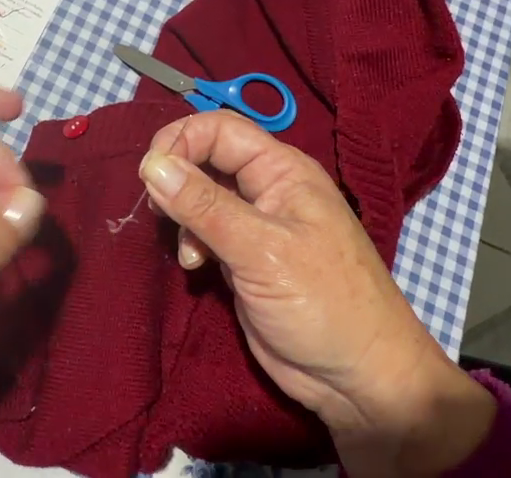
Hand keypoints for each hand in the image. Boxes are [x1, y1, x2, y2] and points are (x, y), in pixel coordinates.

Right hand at [139, 112, 494, 476]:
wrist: (360, 382)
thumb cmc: (323, 303)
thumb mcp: (261, 250)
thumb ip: (204, 206)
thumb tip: (152, 165)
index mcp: (282, 170)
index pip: (221, 129)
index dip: (182, 139)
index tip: (150, 171)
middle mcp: (268, 189)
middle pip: (208, 158)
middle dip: (178, 177)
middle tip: (157, 208)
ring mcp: (257, 225)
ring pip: (202, 196)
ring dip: (183, 216)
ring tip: (187, 249)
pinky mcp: (246, 259)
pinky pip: (207, 232)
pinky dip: (193, 243)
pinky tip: (194, 266)